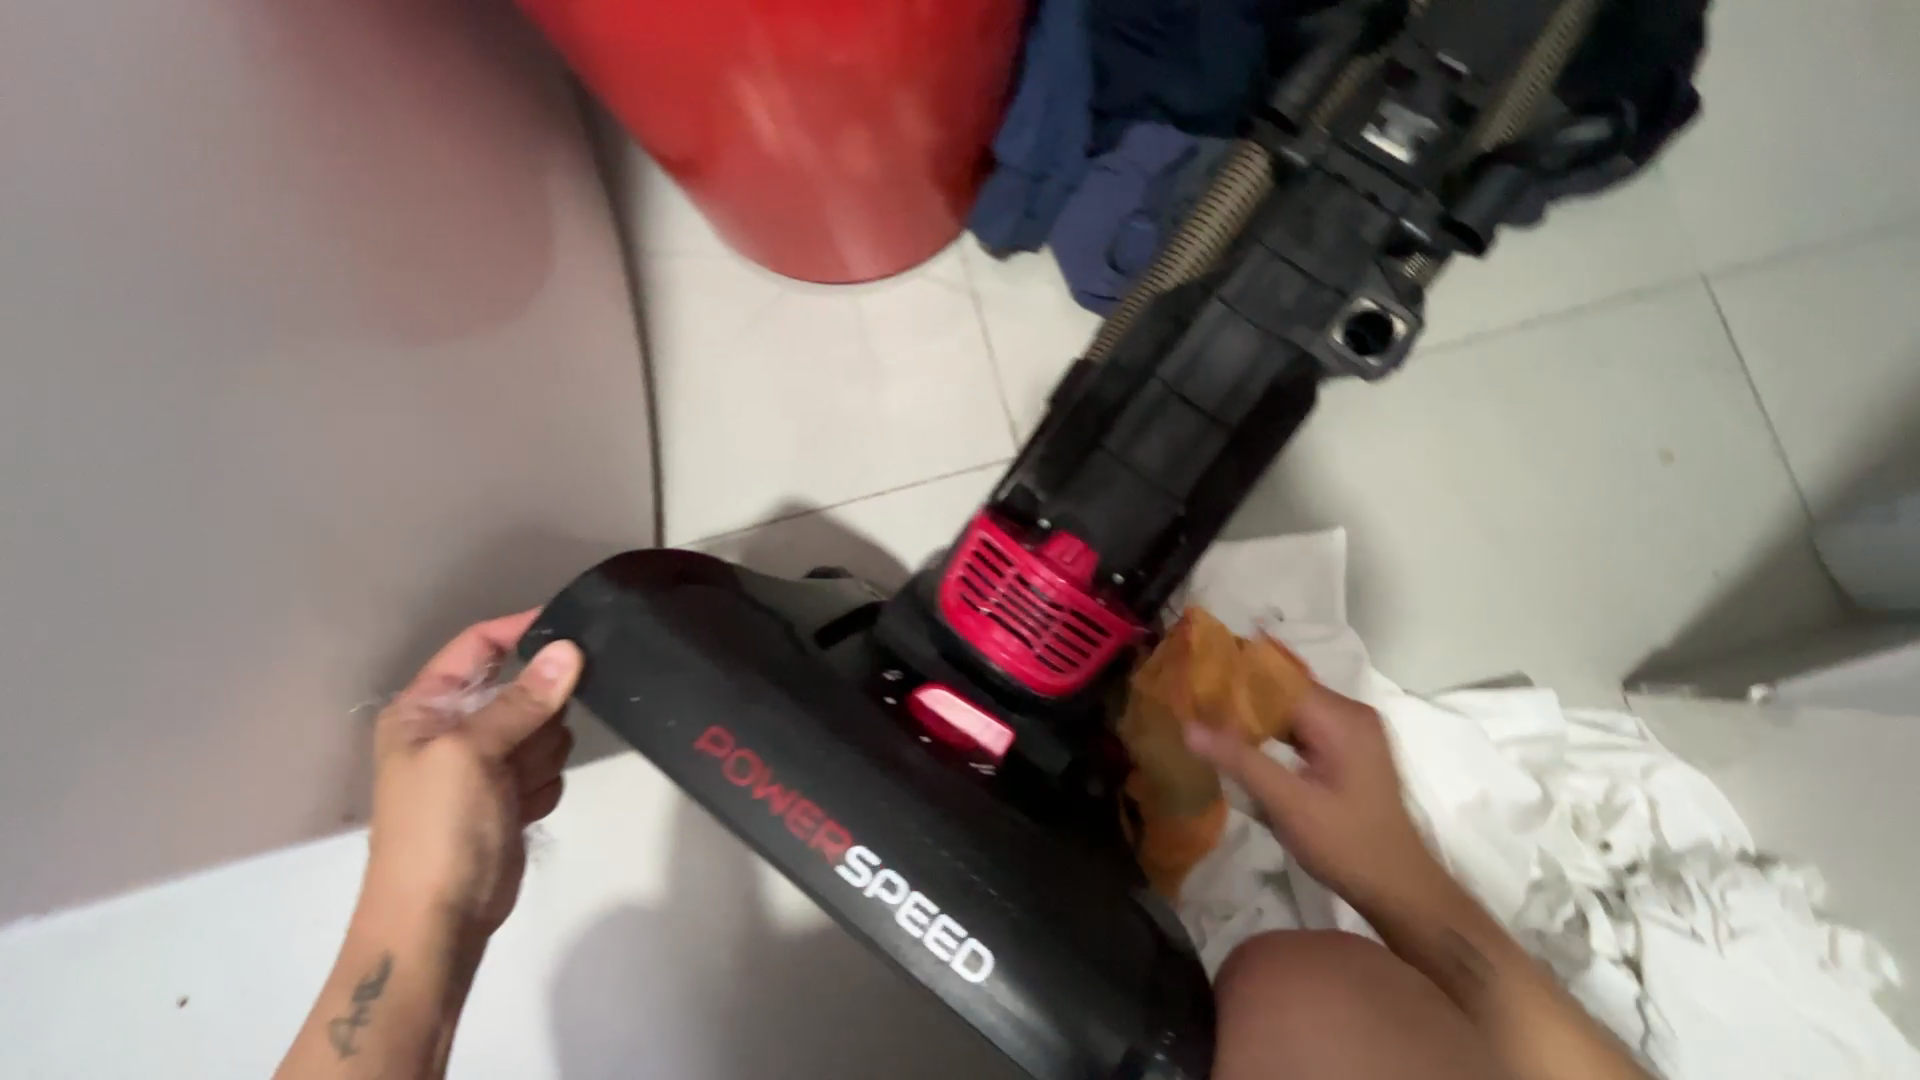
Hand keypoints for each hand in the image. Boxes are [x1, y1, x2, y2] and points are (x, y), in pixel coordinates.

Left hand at [363, 611, 582, 938]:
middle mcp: (454, 727)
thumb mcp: (474, 753)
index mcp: (426, 708)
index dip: (523, 630)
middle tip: (522, 748)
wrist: (438, 920)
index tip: (576, 626)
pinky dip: (542, 785)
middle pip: (526, 687)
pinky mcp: (511, 791)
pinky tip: (521, 811)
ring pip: (547, 728)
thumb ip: (525, 699)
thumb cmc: (438, 829)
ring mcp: (485, 761)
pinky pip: (550, 764)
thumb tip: (571, 649)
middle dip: (537, 717)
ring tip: (514, 789)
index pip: (480, 646)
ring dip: (540, 758)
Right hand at [1183, 683, 1449, 916]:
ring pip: (1291, 709)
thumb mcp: (1288, 804)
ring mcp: (1353, 732)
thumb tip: (1189, 727)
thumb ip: (1240, 761)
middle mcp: (1351, 714)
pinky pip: (1302, 726)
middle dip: (1239, 698)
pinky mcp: (1349, 750)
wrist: (1400, 890)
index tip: (1192, 684)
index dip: (1233, 681)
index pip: (1277, 681)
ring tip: (1207, 719)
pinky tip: (1242, 742)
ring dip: (1253, 715)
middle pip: (1284, 691)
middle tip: (1192, 703)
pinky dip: (1272, 731)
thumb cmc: (1347, 846)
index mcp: (1342, 719)